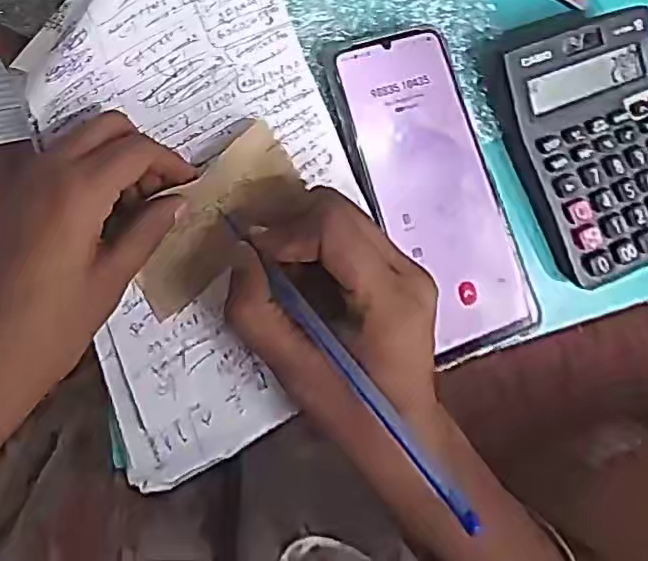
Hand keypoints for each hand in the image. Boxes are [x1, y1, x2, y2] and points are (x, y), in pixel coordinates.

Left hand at [0, 112, 193, 560]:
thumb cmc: (46, 332)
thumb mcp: (107, 282)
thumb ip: (146, 232)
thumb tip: (177, 202)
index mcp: (78, 187)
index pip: (137, 148)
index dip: (170, 160)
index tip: (190, 184)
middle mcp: (50, 167)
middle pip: (107, 125)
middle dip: (140, 148)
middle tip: (159, 192)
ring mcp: (26, 177)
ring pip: (82, 138)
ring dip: (113, 155)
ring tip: (133, 208)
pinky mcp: (12, 194)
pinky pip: (60, 159)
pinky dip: (88, 168)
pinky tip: (100, 215)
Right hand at [225, 194, 564, 560]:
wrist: (406, 438)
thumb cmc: (352, 411)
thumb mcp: (293, 370)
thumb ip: (256, 311)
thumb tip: (239, 252)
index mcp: (391, 295)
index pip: (331, 225)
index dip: (283, 231)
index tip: (252, 253)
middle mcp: (407, 269)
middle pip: (336, 209)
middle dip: (288, 223)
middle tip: (259, 253)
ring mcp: (408, 265)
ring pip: (340, 214)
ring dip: (300, 230)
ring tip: (278, 264)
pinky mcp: (399, 267)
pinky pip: (346, 231)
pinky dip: (314, 240)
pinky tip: (301, 273)